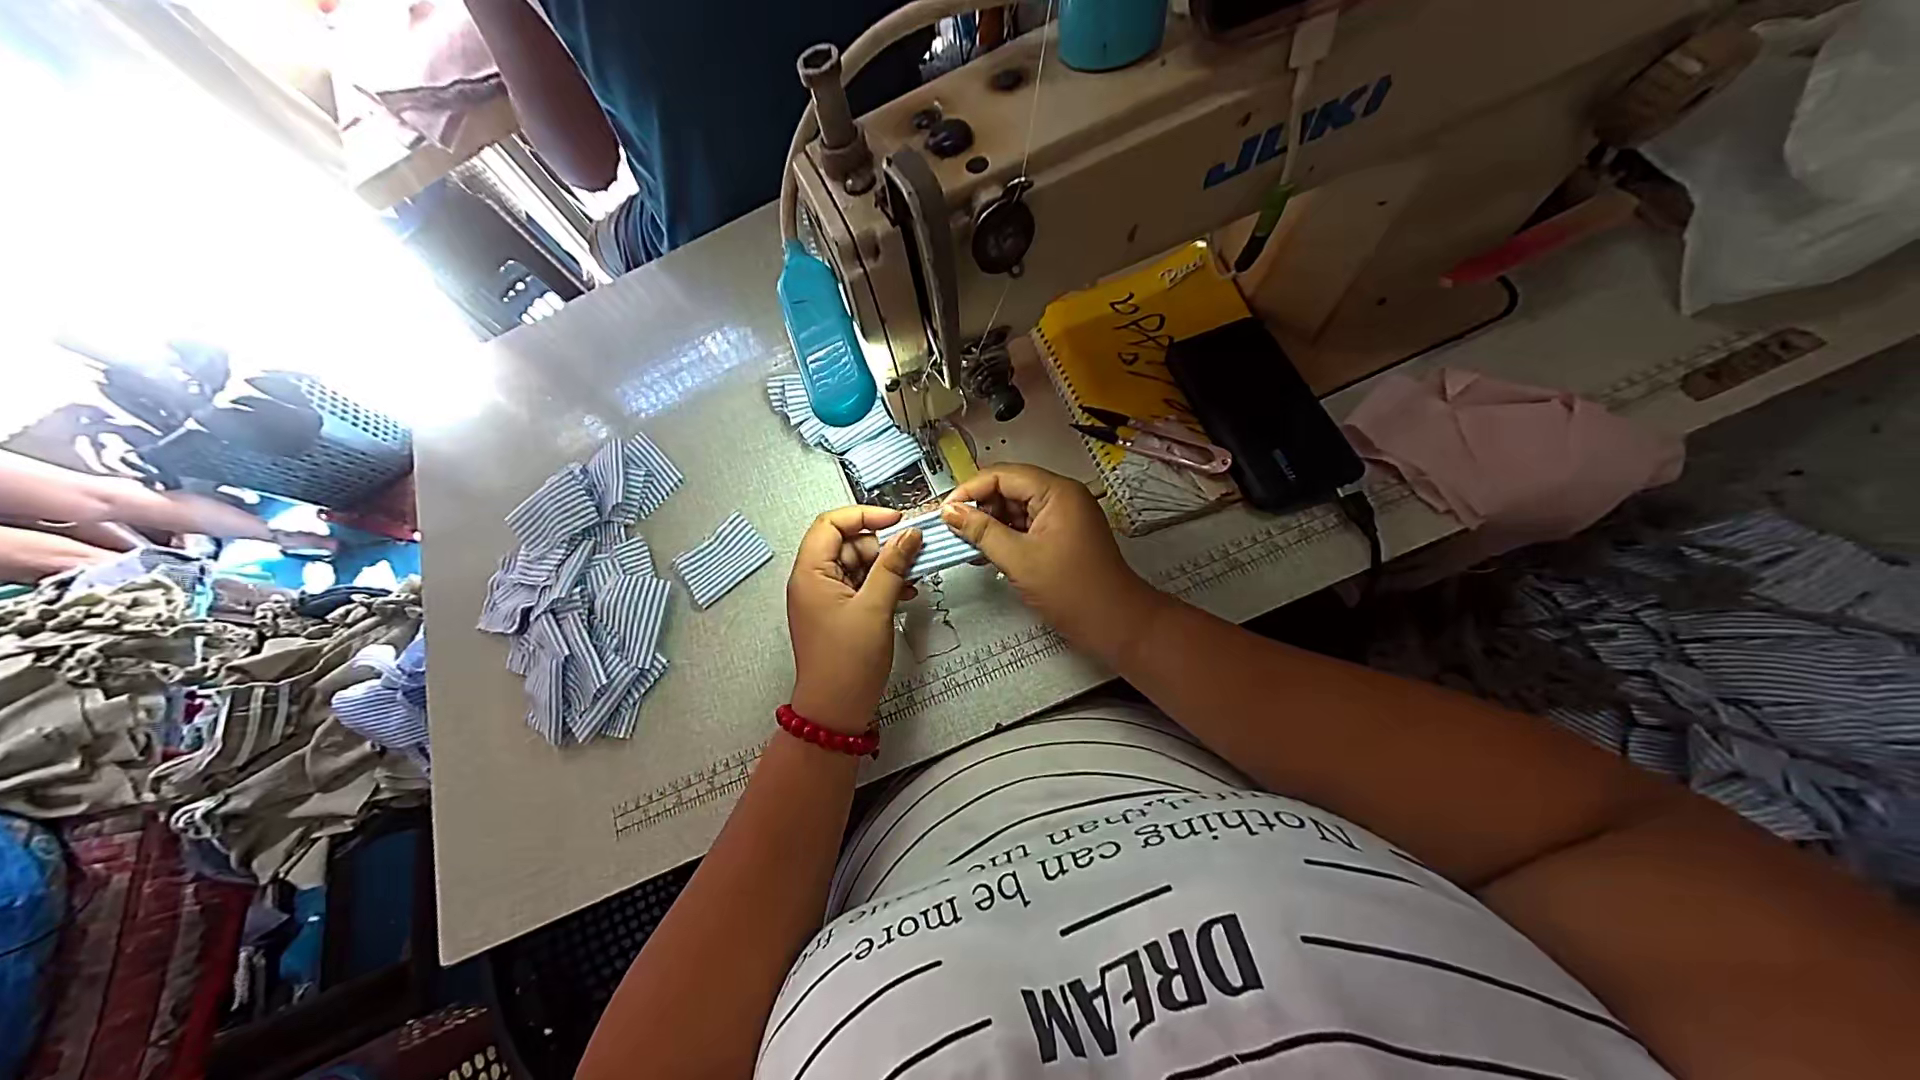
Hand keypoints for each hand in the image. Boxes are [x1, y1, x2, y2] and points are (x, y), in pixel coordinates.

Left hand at [786, 506, 921, 734]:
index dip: (865, 515)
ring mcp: (824, 597)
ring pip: (858, 564)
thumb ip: (893, 566)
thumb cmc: (845, 666)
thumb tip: (908, 536)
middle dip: (881, 545)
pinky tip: (904, 592)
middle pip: (848, 542)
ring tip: (911, 575)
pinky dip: (882, 584)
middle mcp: (812, 581)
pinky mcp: (837, 612)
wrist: (835, 710)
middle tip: (912, 552)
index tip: (896, 520)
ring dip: (886, 566)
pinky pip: (861, 584)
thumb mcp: (875, 608)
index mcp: (810, 573)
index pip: (831, 523)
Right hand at [939, 464, 1166, 661]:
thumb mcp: (1018, 559)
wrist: (1115, 622)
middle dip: (979, 508)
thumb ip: (981, 531)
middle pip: (1009, 488)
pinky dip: (1005, 536)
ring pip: (1015, 508)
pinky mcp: (1062, 534)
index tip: (945, 511)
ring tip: (968, 546)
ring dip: (990, 524)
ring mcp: (1063, 515)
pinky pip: (1026, 525)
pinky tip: (986, 554)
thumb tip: (950, 511)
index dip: (969, 490)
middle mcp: (1062, 496)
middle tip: (954, 530)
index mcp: (1057, 492)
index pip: (1002, 475)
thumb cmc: (1073, 591)